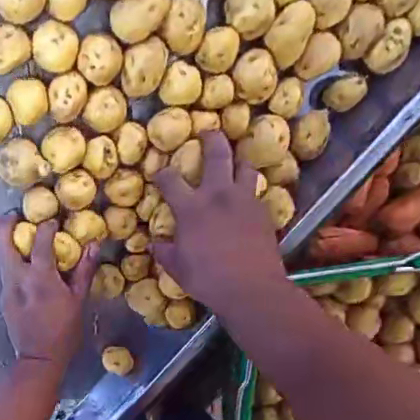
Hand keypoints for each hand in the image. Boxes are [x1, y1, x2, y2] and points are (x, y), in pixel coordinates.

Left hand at [0, 216, 96, 368]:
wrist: (39, 359)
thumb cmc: (64, 331)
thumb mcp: (79, 301)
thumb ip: (83, 270)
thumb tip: (93, 245)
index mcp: (40, 278)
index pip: (40, 242)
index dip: (46, 227)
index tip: (53, 221)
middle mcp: (17, 279)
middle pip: (2, 243)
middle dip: (5, 224)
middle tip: (14, 214)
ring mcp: (7, 289)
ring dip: (5, 241)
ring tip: (17, 233)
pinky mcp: (3, 299)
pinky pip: (5, 273)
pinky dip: (11, 261)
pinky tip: (22, 264)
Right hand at [150, 132, 286, 312]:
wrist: (250, 288)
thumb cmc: (207, 279)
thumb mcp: (177, 268)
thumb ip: (165, 251)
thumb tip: (156, 244)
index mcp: (191, 208)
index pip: (171, 179)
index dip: (162, 173)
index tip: (160, 173)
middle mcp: (218, 195)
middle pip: (216, 154)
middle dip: (211, 139)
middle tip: (208, 132)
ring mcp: (244, 200)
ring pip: (244, 166)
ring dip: (238, 160)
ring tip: (235, 161)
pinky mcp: (263, 212)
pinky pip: (256, 192)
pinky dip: (249, 191)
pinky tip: (246, 198)